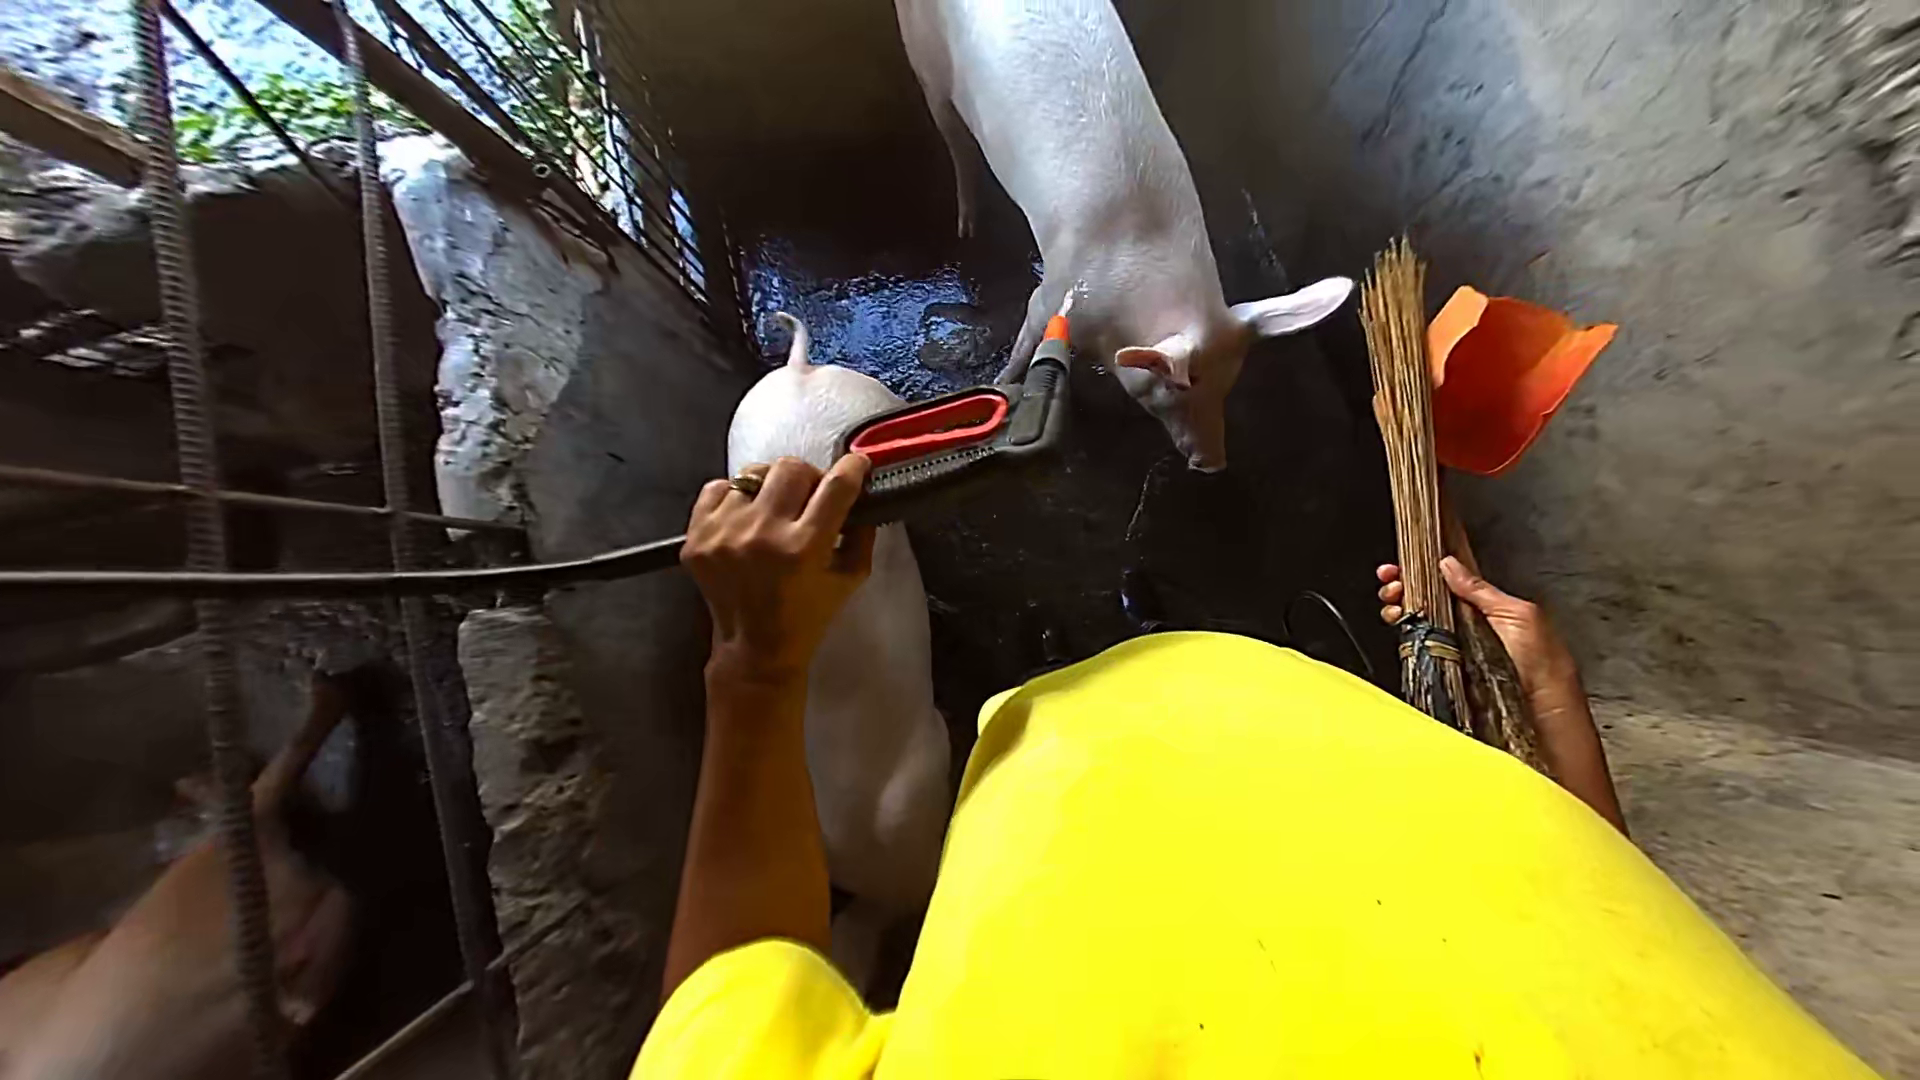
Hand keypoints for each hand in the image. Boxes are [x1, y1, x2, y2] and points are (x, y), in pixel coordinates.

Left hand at [682, 455, 875, 685]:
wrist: (755, 648)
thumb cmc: (810, 615)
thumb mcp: (851, 578)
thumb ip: (861, 532)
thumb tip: (861, 491)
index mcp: (803, 548)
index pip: (835, 486)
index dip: (852, 467)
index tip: (858, 464)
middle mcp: (761, 535)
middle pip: (791, 467)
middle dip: (810, 476)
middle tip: (812, 496)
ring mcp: (723, 534)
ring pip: (754, 473)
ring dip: (772, 486)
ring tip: (776, 509)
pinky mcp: (696, 537)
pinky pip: (719, 488)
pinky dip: (737, 497)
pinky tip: (746, 518)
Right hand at [1376, 556, 1576, 698]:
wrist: (1536, 710)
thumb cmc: (1541, 665)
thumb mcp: (1519, 614)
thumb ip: (1480, 589)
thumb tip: (1449, 564)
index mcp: (1480, 609)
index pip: (1442, 583)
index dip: (1420, 571)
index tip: (1402, 564)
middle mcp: (1459, 624)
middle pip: (1419, 597)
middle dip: (1399, 583)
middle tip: (1391, 579)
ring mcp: (1443, 643)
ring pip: (1408, 616)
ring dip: (1394, 603)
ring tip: (1394, 600)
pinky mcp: (1432, 662)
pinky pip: (1407, 640)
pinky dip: (1397, 625)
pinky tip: (1397, 618)